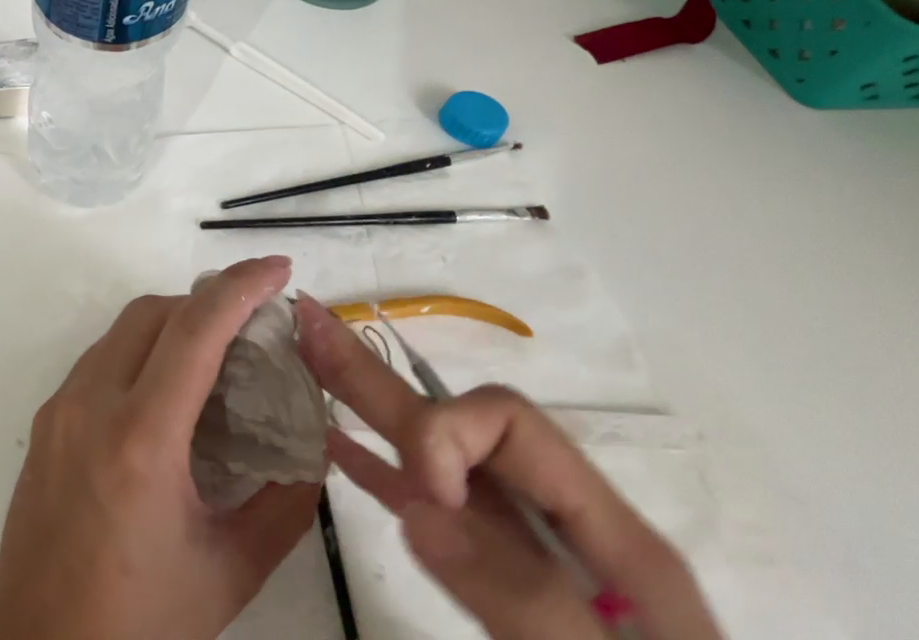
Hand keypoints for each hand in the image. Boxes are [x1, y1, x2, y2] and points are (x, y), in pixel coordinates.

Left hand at [0, 257, 321, 639]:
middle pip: (151, 313)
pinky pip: (98, 361)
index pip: (194, 331)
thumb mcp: (231, 569)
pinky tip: (169, 394)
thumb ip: (284, 505)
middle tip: (255, 324)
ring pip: (119, 332)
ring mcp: (59, 409)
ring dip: (170, 325)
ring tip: (218, 357)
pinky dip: (139, 354)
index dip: (240, 288)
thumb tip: (311, 452)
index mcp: (141, 437)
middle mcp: (91, 405)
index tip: (278, 269)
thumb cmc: (139, 615)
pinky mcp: (45, 422)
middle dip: (206, 301)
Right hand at [293, 294, 723, 639]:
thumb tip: (419, 510)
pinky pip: (428, 510)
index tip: (421, 501)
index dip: (443, 436)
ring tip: (311, 361)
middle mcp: (555, 520)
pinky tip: (337, 446)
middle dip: (385, 381)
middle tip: (312, 323)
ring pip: (437, 462)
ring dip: (371, 411)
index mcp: (606, 531)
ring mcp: (521, 549)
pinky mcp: (493, 577)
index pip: (508, 426)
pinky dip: (381, 472)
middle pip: (462, 428)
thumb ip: (525, 596)